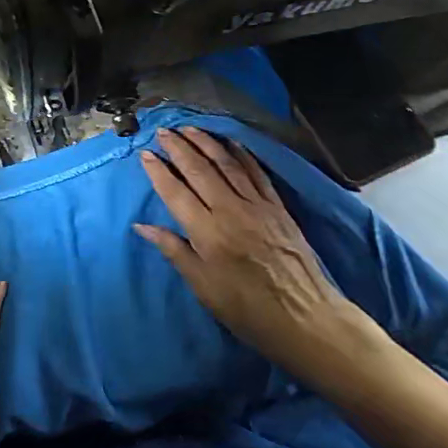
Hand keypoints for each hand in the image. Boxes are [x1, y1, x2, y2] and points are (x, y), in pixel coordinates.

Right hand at [135, 127, 387, 393]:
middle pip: (200, 170)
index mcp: (207, 231)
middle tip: (164, 132)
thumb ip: (174, 250)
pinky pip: (257, 173)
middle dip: (179, 148)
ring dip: (207, 143)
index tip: (146, 154)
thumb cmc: (246, 309)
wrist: (305, 317)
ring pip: (227, 164)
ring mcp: (257, 205)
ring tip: (190, 129)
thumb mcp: (203, 286)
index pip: (176, 192)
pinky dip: (242, 155)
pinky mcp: (278, 207)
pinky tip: (232, 143)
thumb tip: (143, 226)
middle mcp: (230, 210)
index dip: (159, 171)